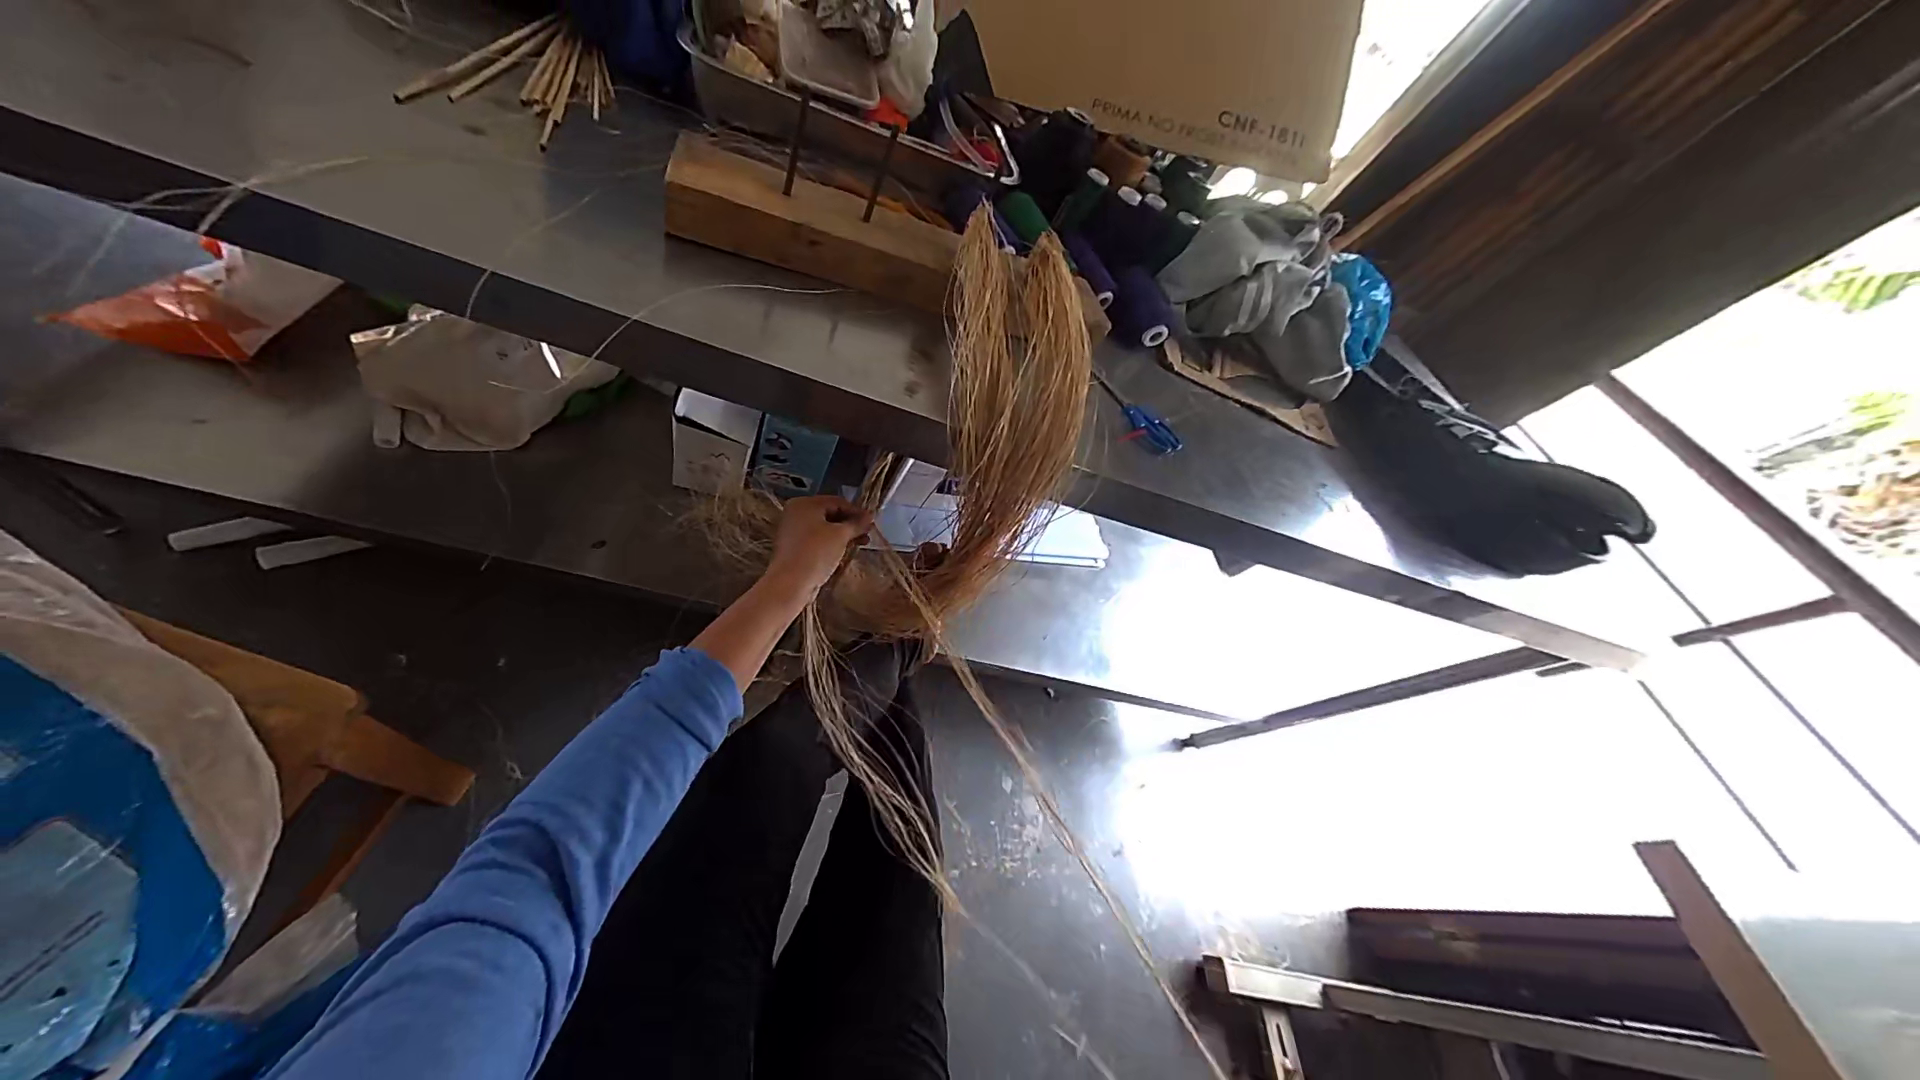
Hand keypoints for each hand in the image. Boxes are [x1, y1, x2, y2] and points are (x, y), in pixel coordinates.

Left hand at [765, 495, 872, 597]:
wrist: (791, 583)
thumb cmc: (816, 553)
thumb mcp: (841, 535)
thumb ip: (856, 524)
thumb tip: (869, 517)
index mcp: (804, 503)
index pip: (837, 502)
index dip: (857, 511)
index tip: (872, 522)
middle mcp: (795, 513)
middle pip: (829, 514)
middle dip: (850, 524)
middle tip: (867, 533)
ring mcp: (792, 531)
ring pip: (823, 528)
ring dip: (842, 535)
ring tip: (859, 544)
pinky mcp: (793, 548)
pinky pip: (816, 540)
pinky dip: (830, 543)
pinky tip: (843, 552)